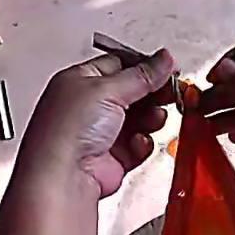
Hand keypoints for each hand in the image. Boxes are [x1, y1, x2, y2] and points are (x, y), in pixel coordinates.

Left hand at [20, 48, 176, 197]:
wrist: (64, 176)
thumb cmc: (67, 131)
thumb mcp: (108, 90)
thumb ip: (142, 75)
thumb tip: (164, 58)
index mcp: (81, 81)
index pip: (120, 65)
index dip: (145, 67)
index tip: (168, 70)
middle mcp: (91, 106)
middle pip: (134, 93)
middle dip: (153, 94)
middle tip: (170, 93)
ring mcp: (103, 132)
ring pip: (141, 120)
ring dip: (151, 118)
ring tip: (154, 118)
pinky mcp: (114, 157)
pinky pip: (139, 145)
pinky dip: (143, 144)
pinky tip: (138, 142)